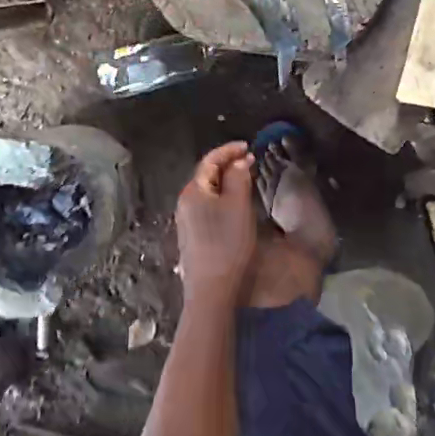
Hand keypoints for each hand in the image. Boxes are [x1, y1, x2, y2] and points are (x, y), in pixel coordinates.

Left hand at [175, 142, 256, 307]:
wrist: (211, 289)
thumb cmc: (227, 243)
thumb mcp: (238, 206)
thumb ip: (239, 178)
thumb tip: (239, 161)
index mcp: (193, 191)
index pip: (210, 161)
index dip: (229, 150)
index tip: (248, 146)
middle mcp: (184, 203)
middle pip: (206, 176)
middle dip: (228, 165)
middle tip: (250, 162)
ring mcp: (186, 221)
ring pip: (207, 192)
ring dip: (225, 182)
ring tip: (245, 180)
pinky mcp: (192, 236)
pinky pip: (207, 207)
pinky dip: (222, 199)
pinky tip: (234, 206)